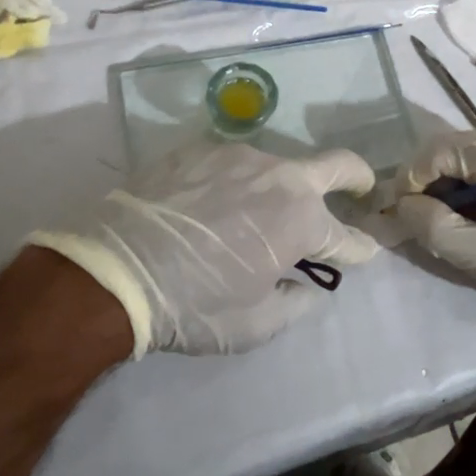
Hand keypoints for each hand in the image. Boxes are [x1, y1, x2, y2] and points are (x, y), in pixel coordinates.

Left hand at [29, 140, 378, 356]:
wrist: (113, 272)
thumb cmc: (193, 306)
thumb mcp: (254, 326)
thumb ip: (295, 303)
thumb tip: (308, 286)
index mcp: (301, 220)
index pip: (345, 235)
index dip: (358, 248)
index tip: (363, 253)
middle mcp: (279, 175)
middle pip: (336, 163)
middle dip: (355, 176)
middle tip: (359, 187)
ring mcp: (237, 154)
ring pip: (275, 165)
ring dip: (278, 188)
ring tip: (251, 216)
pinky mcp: (199, 148)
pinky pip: (230, 164)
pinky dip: (233, 183)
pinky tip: (209, 205)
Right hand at [393, 124, 475, 382]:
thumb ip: (434, 228)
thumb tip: (398, 208)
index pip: (441, 150)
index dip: (412, 180)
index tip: (396, 214)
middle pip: (450, 150)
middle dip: (425, 185)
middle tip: (411, 222)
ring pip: (461, 160)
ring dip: (441, 190)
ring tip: (433, 225)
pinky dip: (461, 192)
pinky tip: (459, 219)